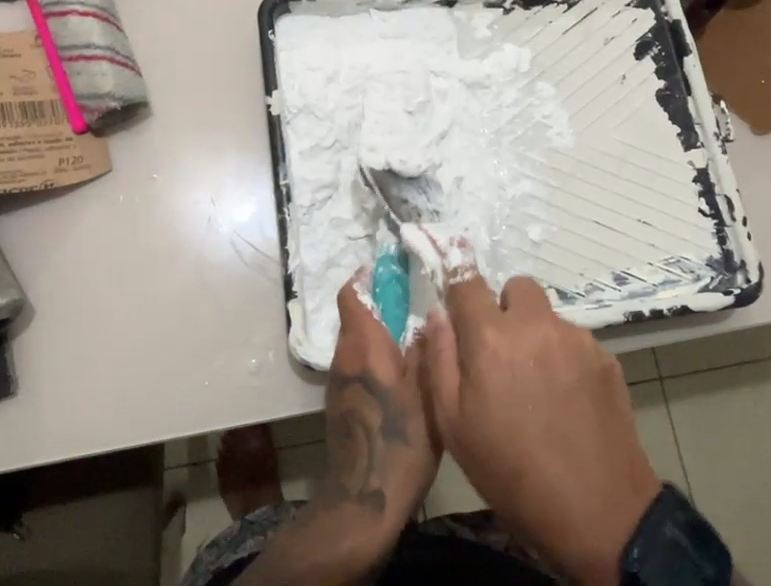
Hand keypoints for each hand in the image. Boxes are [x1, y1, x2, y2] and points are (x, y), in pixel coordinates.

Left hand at [238, 280, 437, 584]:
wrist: (365, 499)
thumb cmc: (400, 440)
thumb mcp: (428, 391)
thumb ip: (427, 349)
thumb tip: (430, 316)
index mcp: (363, 345)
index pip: (351, 295)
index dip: (368, 279)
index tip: (393, 271)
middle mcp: (344, 357)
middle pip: (357, 319)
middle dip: (385, 308)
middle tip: (422, 307)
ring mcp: (339, 383)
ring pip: (359, 345)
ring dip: (383, 337)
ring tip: (422, 341)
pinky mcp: (342, 405)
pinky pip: (360, 368)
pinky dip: (379, 362)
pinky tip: (408, 378)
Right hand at [425, 275, 660, 585]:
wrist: (595, 511)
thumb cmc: (509, 471)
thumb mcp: (452, 424)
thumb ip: (438, 359)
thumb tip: (437, 317)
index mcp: (490, 337)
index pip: (467, 282)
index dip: (459, 294)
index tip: (459, 316)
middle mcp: (535, 325)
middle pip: (516, 288)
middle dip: (505, 309)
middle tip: (500, 352)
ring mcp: (576, 339)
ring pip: (548, 316)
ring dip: (536, 334)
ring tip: (536, 386)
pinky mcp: (606, 358)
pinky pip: (575, 341)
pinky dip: (564, 357)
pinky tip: (565, 400)